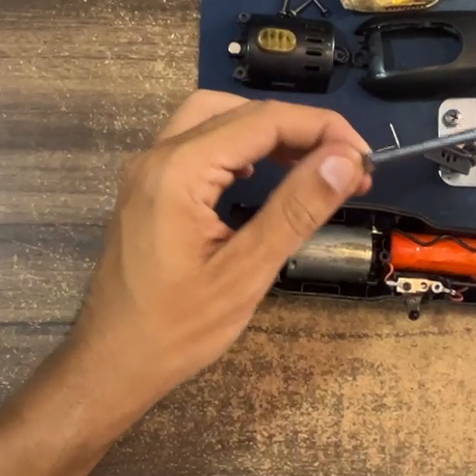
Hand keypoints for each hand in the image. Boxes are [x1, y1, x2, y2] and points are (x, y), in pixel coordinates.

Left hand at [65, 90, 371, 405]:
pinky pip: (195, 146)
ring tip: (310, 165)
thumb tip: (344, 160)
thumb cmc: (175, 330)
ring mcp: (146, 172)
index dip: (321, 130)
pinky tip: (258, 177)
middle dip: (296, 128)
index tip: (364, 159)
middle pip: (236, 111)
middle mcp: (157, 157)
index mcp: (178, 171)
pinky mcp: (146, 190)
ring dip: (264, 133)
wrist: (111, 364)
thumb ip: (294, 210)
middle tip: (341, 164)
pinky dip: (235, 148)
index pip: (262, 121)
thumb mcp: (244, 273)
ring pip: (212, 121)